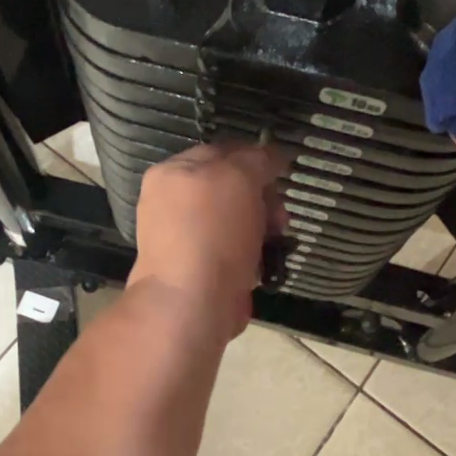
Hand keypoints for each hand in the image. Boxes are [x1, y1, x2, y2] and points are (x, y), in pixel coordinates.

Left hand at [128, 142, 285, 342]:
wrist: (192, 303)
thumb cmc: (213, 231)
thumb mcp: (239, 178)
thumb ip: (257, 159)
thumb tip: (272, 155)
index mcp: (172, 172)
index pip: (221, 152)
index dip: (255, 158)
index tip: (284, 173)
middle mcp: (172, 202)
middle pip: (229, 188)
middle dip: (261, 198)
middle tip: (280, 216)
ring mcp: (183, 238)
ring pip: (234, 220)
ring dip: (261, 227)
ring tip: (275, 242)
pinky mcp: (198, 270)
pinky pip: (232, 251)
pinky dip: (250, 254)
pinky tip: (262, 264)